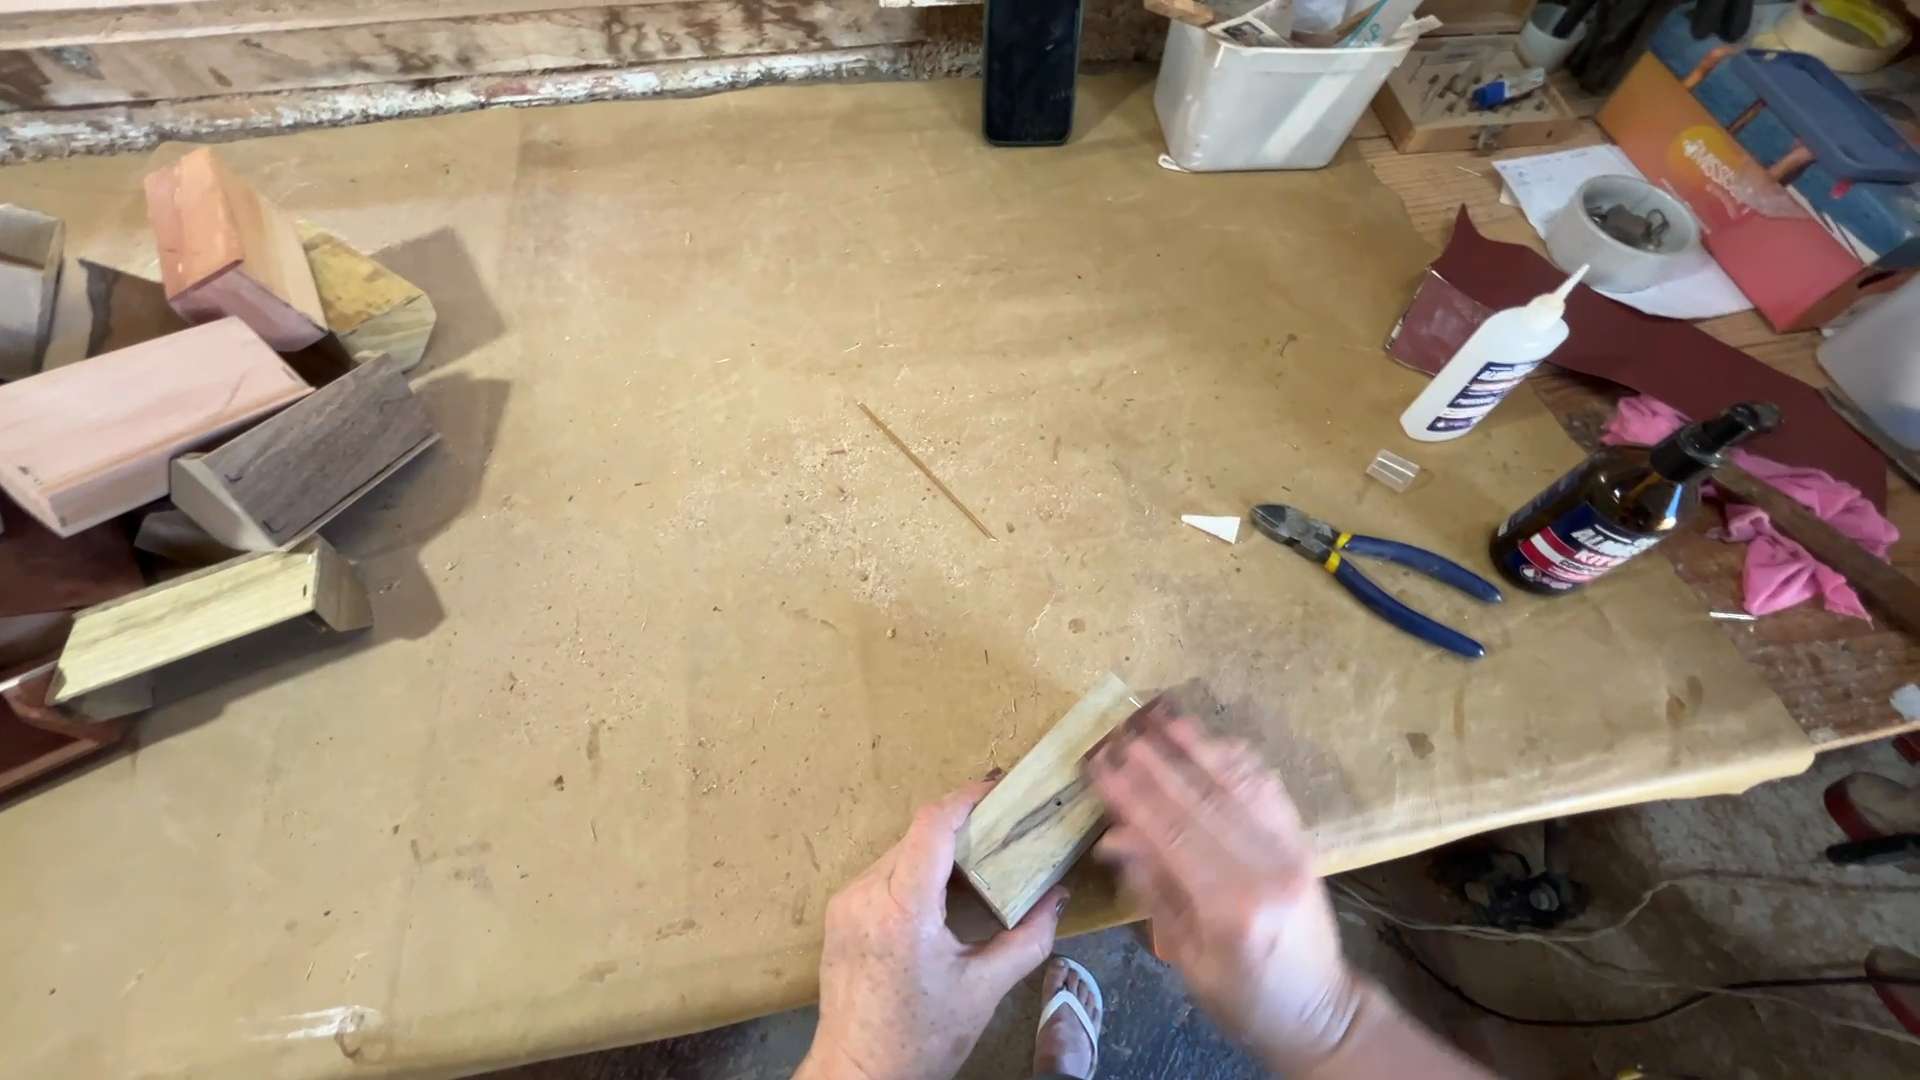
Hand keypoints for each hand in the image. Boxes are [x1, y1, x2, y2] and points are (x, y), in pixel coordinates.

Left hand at [797, 780, 1067, 1079]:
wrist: (857, 1075)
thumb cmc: (922, 1038)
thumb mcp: (983, 991)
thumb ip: (1028, 938)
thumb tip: (1059, 895)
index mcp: (903, 910)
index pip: (931, 826)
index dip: (965, 798)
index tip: (996, 787)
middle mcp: (867, 893)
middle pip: (917, 834)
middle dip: (959, 821)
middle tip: (999, 820)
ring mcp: (847, 899)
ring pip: (900, 848)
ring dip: (937, 845)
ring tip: (976, 852)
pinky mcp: (840, 909)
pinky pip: (884, 869)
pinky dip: (915, 865)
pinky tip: (940, 884)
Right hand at [1086, 702, 1361, 1073]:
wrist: (1321, 1014)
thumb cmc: (1243, 998)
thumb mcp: (1186, 957)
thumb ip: (1154, 889)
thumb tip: (1113, 836)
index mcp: (1229, 909)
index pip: (1169, 834)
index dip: (1130, 794)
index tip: (1100, 765)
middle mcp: (1265, 871)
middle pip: (1201, 799)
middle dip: (1155, 761)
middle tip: (1120, 732)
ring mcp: (1292, 851)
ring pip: (1237, 783)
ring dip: (1195, 745)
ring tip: (1160, 716)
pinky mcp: (1305, 842)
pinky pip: (1268, 788)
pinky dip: (1238, 759)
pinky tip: (1212, 739)